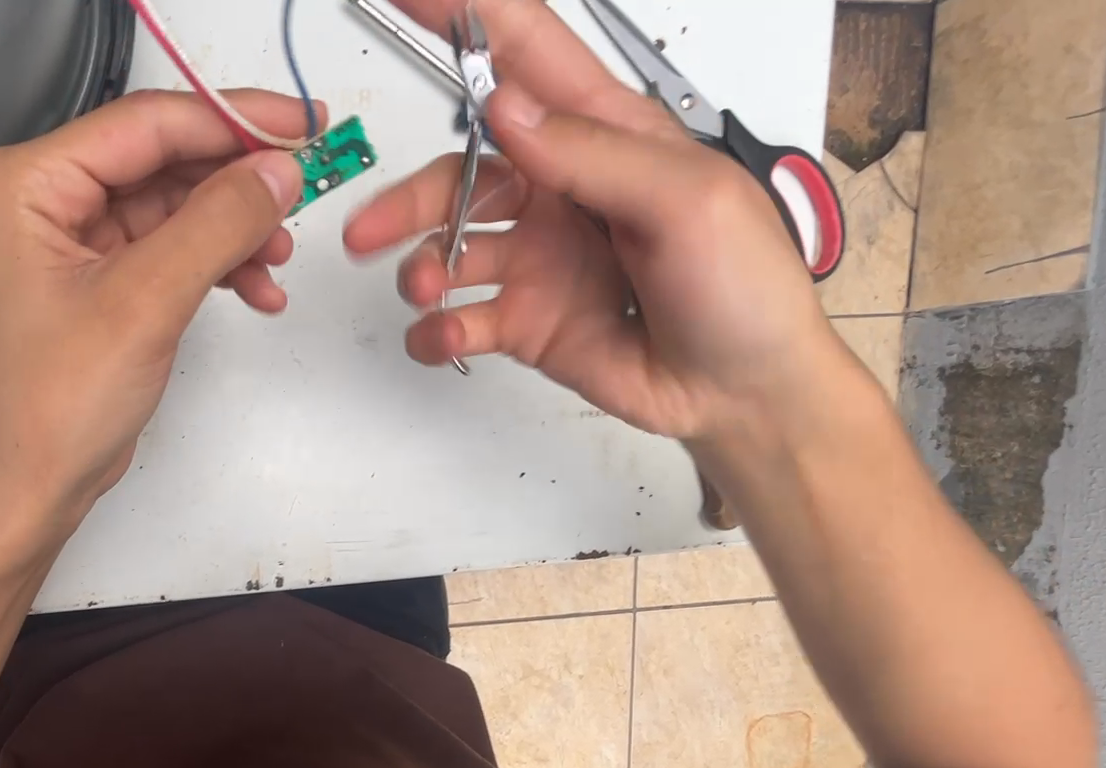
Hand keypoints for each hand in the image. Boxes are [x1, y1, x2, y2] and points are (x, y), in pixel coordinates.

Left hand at [0, 89, 314, 530]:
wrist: (42, 482)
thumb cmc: (56, 407)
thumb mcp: (145, 304)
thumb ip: (216, 226)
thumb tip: (277, 171)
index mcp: (30, 184)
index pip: (148, 125)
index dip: (231, 121)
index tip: (300, 128)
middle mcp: (50, 201)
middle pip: (167, 161)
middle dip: (238, 181)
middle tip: (304, 185)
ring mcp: (81, 241)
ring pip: (180, 206)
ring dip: (236, 229)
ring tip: (279, 258)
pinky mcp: (110, 279)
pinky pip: (178, 248)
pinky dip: (221, 265)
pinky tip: (259, 290)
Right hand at [343, 0, 856, 442]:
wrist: (734, 391)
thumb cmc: (739, 286)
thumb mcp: (683, 201)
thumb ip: (591, 155)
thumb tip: (505, 106)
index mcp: (605, 139)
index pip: (526, 57)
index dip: (466, 16)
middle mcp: (558, 195)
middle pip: (460, 175)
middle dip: (408, 201)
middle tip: (366, 232)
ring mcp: (535, 260)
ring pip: (447, 249)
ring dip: (421, 269)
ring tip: (424, 290)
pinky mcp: (521, 320)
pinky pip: (457, 318)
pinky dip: (436, 330)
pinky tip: (444, 336)